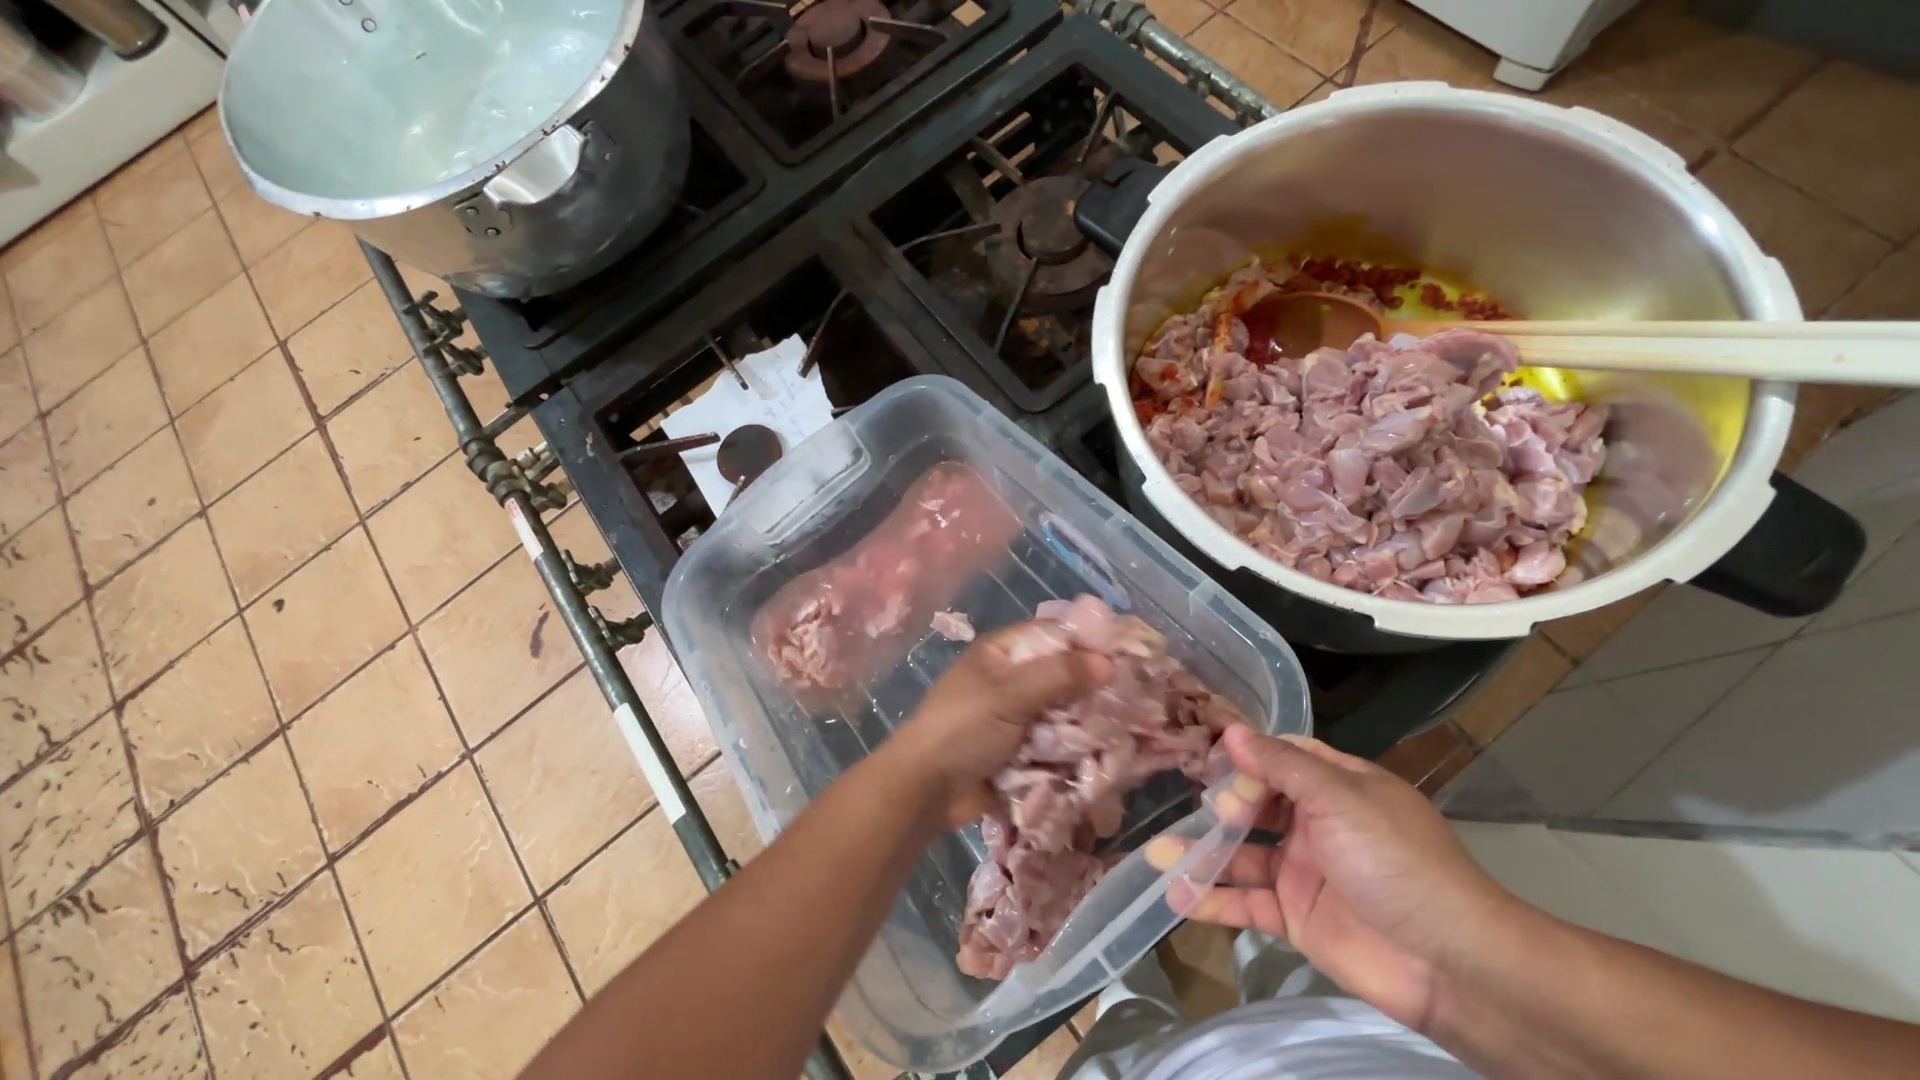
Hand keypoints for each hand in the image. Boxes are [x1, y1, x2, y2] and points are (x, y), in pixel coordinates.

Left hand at [879, 622, 1110, 829]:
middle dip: (1094, 688)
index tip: (1128, 653)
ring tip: (1129, 728)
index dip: (1088, 641)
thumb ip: (1058, 675)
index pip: (1053, 635)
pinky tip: (1107, 754)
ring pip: (1065, 714)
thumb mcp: (1009, 693)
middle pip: (1063, 676)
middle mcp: (1012, 682)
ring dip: (1089, 723)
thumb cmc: (962, 728)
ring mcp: (1018, 719)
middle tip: (1136, 696)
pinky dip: (1077, 750)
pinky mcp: (1023, 753)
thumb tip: (1107, 661)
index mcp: (1001, 654)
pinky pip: (1059, 745)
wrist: (926, 790)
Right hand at [1158, 727, 1515, 1032]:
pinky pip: (1247, 902)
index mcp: (1339, 788)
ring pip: (1243, 856)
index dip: (1247, 756)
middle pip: (1256, 805)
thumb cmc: (1396, 861)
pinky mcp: (1296, 918)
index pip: (1283, 759)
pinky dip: (1213, 900)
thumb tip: (1231, 730)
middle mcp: (1318, 825)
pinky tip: (1177, 896)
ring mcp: (1304, 872)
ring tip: (1155, 854)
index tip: (1206, 757)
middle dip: (1221, 805)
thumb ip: (1282, 766)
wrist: (1447, 961)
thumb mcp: (1340, 799)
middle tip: (1195, 808)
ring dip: (1202, 855)